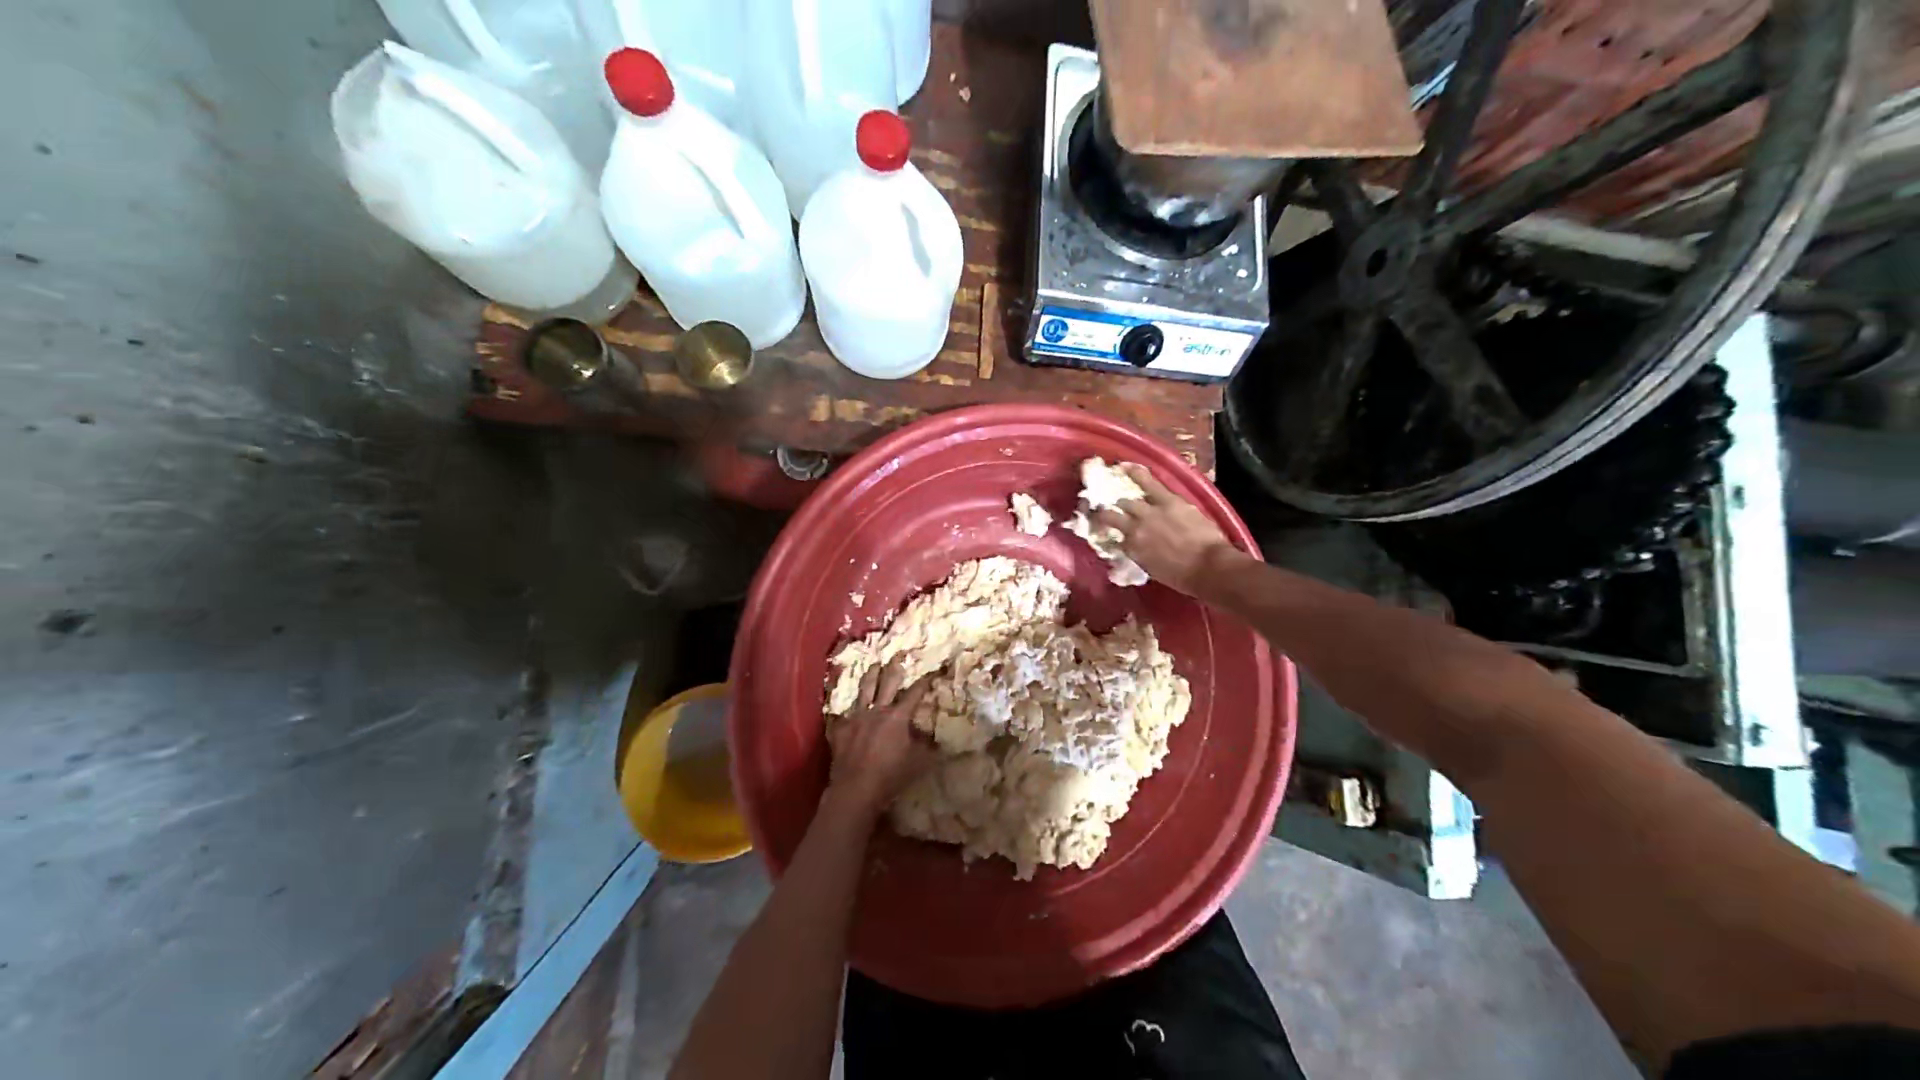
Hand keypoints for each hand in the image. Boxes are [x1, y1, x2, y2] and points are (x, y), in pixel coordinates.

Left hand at [826, 664, 937, 816]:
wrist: (856, 789)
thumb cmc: (891, 776)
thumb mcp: (919, 763)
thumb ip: (929, 748)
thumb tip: (940, 739)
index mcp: (897, 717)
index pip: (914, 693)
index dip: (924, 682)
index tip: (932, 671)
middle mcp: (876, 710)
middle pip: (886, 683)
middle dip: (894, 668)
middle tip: (898, 656)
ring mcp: (855, 717)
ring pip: (863, 691)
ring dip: (870, 676)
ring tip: (873, 666)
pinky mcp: (840, 729)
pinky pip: (842, 714)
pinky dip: (846, 710)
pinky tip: (844, 708)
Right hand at [1095, 463, 1247, 595]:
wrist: (1209, 567)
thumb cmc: (1185, 577)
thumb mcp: (1155, 571)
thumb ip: (1142, 557)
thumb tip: (1138, 548)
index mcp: (1132, 550)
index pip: (1117, 541)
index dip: (1116, 538)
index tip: (1115, 536)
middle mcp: (1134, 530)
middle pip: (1115, 519)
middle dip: (1111, 517)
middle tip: (1111, 515)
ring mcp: (1149, 513)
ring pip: (1127, 502)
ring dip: (1123, 501)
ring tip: (1119, 497)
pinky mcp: (1167, 500)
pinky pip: (1147, 483)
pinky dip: (1136, 473)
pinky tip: (1124, 466)